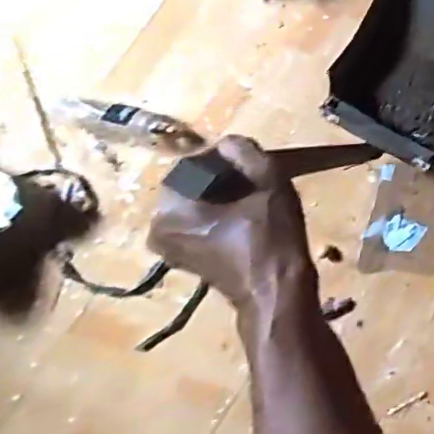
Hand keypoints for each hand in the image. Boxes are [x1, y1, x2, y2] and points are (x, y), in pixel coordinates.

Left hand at [148, 136, 314, 319]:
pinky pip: (196, 219)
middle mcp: (157, 226)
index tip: (252, 163)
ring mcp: (166, 246)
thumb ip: (245, 151)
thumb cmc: (272, 236)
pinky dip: (218, 212)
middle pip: (191, 181)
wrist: (276, 290)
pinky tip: (245, 216)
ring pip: (195, 200)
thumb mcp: (268, 182)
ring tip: (253, 197)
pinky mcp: (181, 257)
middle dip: (222, 174)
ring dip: (222, 192)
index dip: (224, 157)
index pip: (192, 162)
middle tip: (255, 179)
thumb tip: (227, 142)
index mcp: (170, 208)